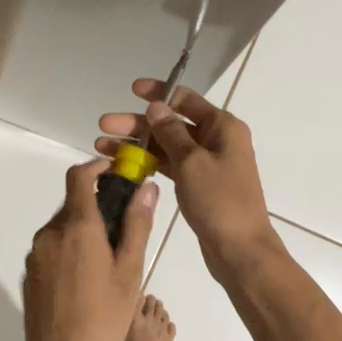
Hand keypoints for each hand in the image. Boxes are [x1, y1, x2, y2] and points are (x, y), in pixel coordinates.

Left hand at [20, 158, 158, 340]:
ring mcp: (36, 255)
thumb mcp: (130, 271)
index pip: (79, 176)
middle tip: (124, 228)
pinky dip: (70, 251)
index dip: (97, 167)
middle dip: (97, 206)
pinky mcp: (30, 274)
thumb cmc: (105, 318)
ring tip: (108, 260)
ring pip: (62, 228)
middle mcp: (49, 234)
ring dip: (83, 231)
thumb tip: (147, 188)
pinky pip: (52, 249)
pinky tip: (86, 280)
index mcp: (76, 228)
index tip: (116, 172)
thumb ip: (137, 225)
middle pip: (72, 204)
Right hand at [97, 78, 278, 271]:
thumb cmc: (219, 201)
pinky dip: (149, 165)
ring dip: (137, 145)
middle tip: (103, 126)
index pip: (186, 100)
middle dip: (137, 124)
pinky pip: (170, 167)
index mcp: (222, 127)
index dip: (158, 93)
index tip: (131, 91)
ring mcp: (207, 165)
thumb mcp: (192, 162)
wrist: (239, 249)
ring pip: (167, 147)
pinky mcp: (198, 186)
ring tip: (102, 146)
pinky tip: (124, 167)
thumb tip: (156, 107)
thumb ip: (171, 133)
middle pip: (171, 124)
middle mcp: (216, 141)